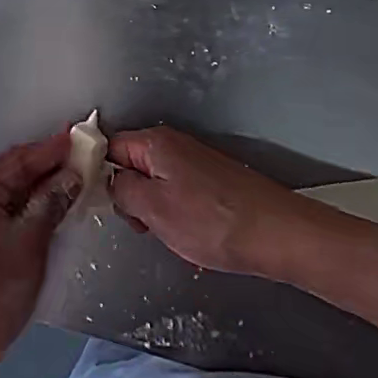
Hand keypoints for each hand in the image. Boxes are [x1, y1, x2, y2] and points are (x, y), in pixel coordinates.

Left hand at [0, 130, 81, 358]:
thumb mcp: (30, 242)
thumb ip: (52, 202)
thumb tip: (73, 173)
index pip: (19, 160)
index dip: (51, 148)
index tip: (78, 136)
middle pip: (16, 170)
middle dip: (50, 163)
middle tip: (83, 151)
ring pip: (16, 187)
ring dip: (44, 182)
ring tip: (76, 170)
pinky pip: (12, 204)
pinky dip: (34, 201)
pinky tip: (56, 198)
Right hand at [109, 125, 322, 277]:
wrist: (277, 234)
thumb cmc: (213, 221)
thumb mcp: (153, 209)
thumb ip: (122, 190)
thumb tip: (113, 181)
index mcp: (155, 142)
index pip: (110, 147)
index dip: (100, 174)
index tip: (101, 202)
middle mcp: (174, 144)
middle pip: (131, 165)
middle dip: (130, 197)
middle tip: (143, 225)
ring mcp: (194, 162)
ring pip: (154, 183)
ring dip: (153, 210)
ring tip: (171, 234)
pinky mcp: (211, 180)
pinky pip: (177, 193)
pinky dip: (176, 213)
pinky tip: (191, 235)